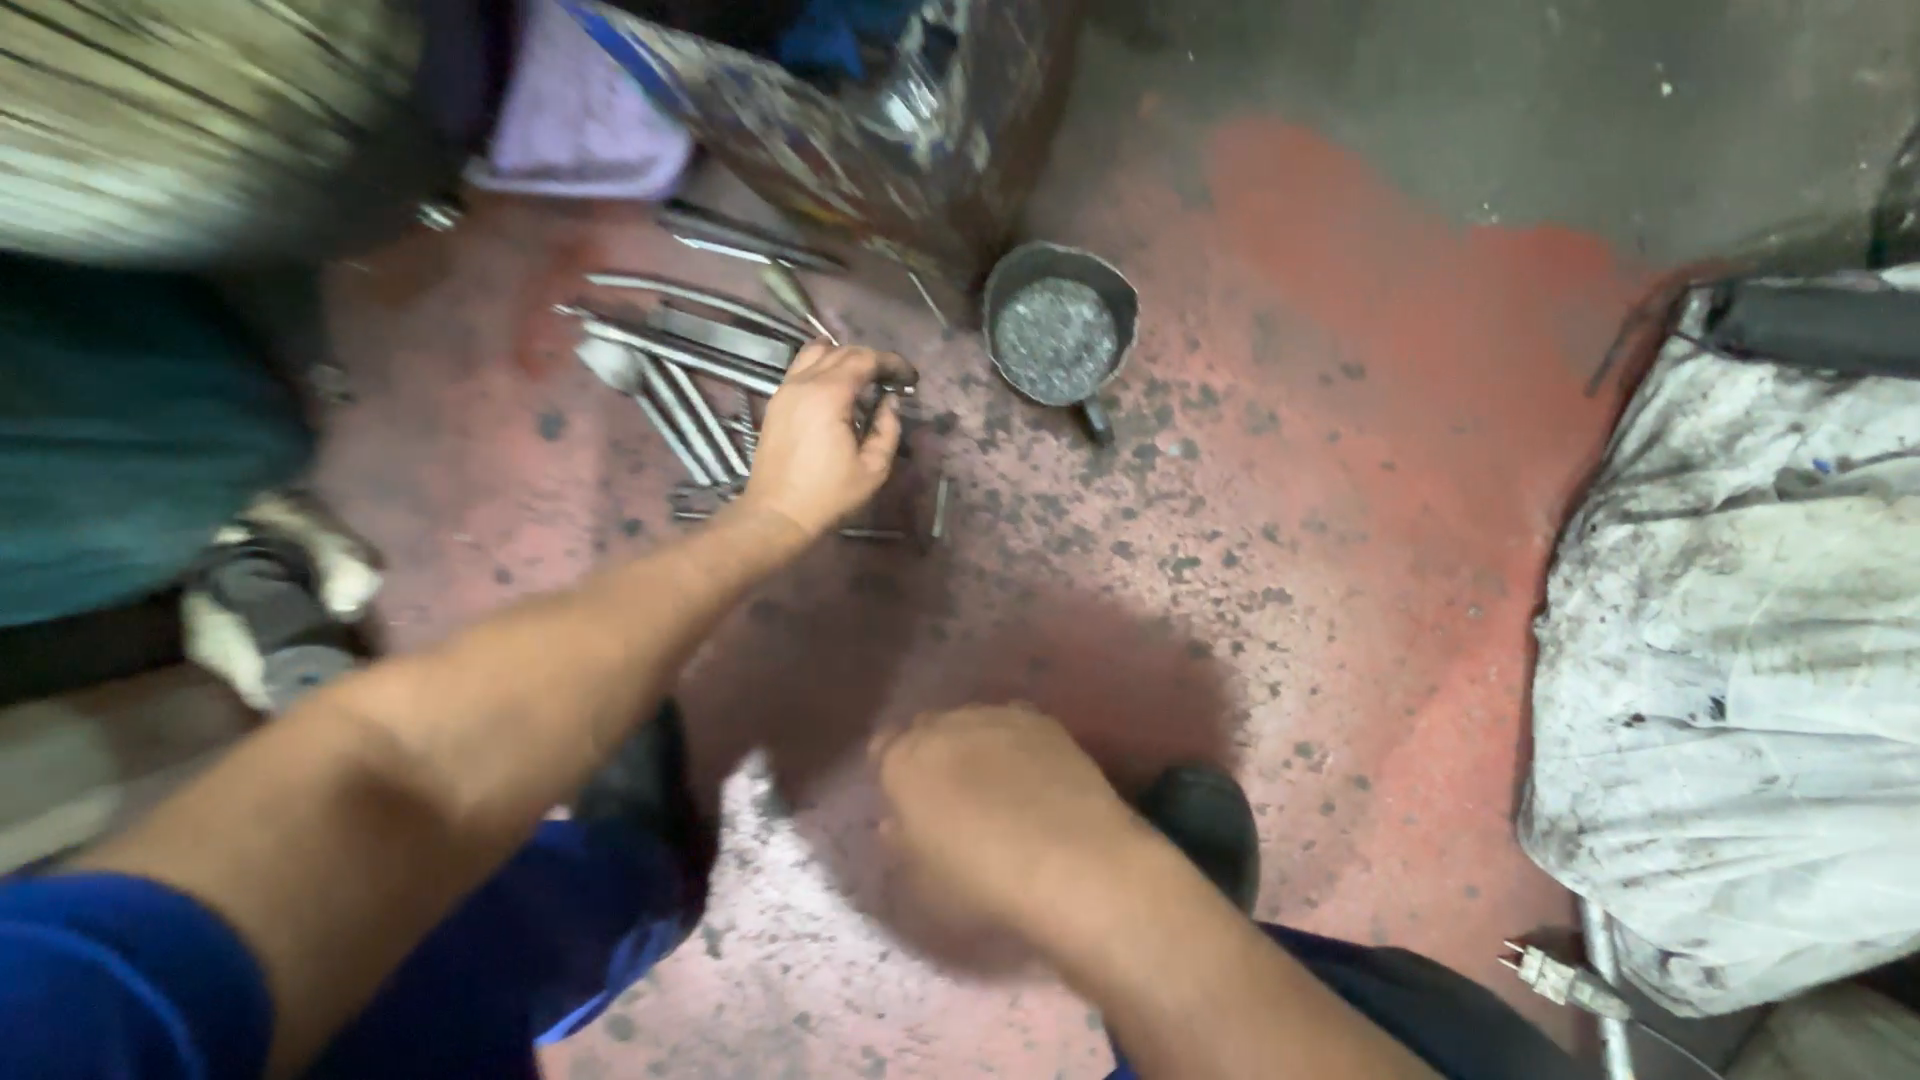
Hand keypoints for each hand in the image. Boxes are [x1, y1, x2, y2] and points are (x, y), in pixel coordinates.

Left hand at [739, 343, 917, 537]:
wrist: (777, 514)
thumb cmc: (829, 495)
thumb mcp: (873, 468)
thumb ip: (888, 428)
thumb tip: (890, 402)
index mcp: (829, 395)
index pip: (865, 360)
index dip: (892, 363)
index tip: (910, 376)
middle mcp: (804, 383)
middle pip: (841, 352)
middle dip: (871, 359)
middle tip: (891, 379)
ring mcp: (785, 390)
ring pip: (816, 353)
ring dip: (844, 357)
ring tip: (862, 377)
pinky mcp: (776, 402)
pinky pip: (800, 368)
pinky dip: (822, 366)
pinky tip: (835, 384)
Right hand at [871, 704, 1149, 941]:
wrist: (1070, 861)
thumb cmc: (981, 883)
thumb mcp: (924, 882)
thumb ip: (904, 843)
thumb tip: (897, 823)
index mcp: (902, 761)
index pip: (883, 748)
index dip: (894, 772)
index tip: (907, 801)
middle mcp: (944, 726)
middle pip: (928, 729)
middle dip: (934, 753)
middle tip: (951, 796)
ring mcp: (997, 717)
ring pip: (973, 723)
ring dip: (976, 746)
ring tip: (998, 787)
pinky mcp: (1043, 722)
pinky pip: (1016, 727)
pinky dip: (1017, 746)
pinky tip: (1034, 778)